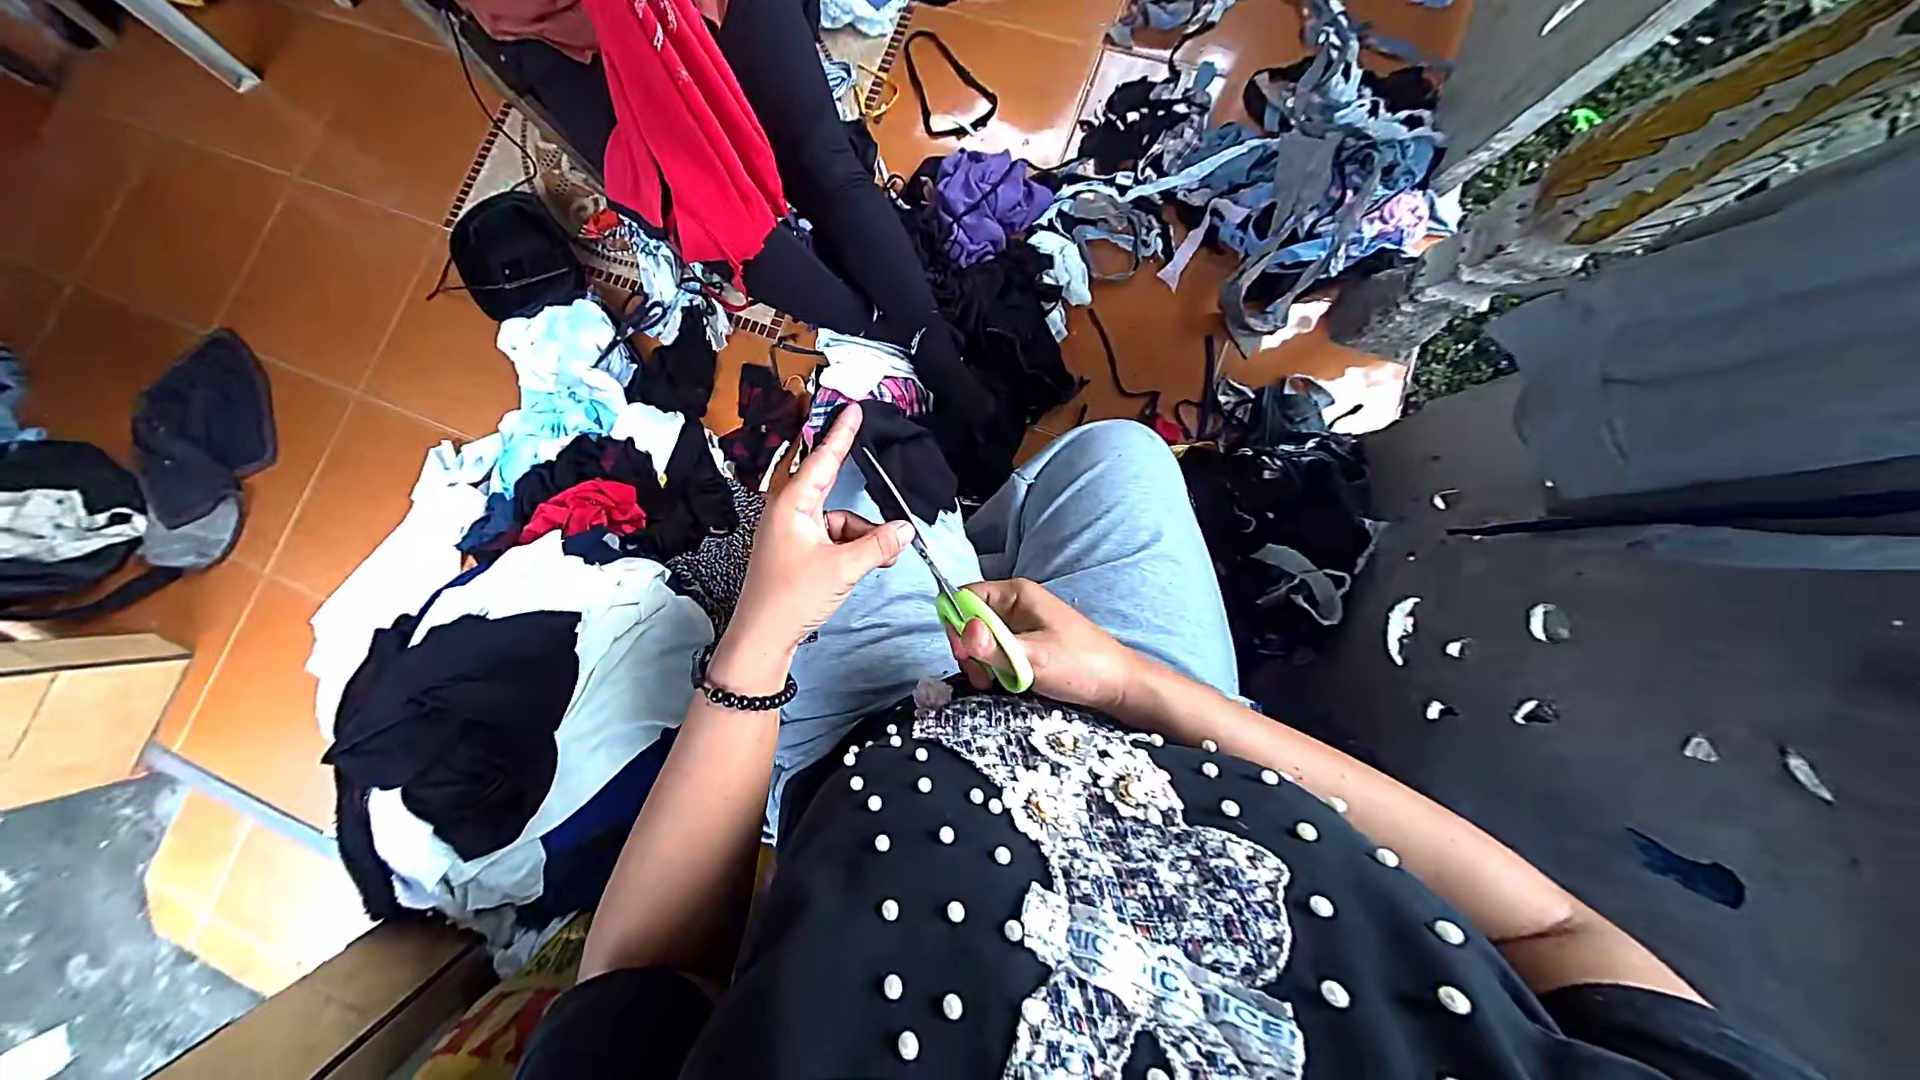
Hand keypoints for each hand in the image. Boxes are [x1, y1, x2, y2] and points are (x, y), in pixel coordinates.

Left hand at [714, 404, 912, 693]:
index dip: (841, 433)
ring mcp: (795, 533)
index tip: (852, 409)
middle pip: (837, 496)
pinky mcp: (800, 552)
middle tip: (879, 524)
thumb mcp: (842, 568)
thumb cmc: (789, 598)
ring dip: (862, 538)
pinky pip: (835, 539)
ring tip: (874, 562)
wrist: (763, 637)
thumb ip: (878, 545)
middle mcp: (791, 512)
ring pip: (841, 522)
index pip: (823, 459)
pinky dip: (853, 550)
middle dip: (862, 515)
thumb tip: (904, 529)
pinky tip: (863, 567)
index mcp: (792, 505)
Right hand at [944, 578, 1152, 714]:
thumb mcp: (1033, 659)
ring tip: (997, 682)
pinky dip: (996, 668)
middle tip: (982, 675)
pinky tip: (1008, 682)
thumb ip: (995, 647)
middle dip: (969, 649)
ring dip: (982, 662)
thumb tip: (964, 630)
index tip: (964, 654)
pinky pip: (997, 651)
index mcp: (1017, 594)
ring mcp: (1022, 624)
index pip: (965, 596)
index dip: (957, 623)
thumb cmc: (1082, 666)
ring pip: (982, 639)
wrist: (1119, 686)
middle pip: (970, 619)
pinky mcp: (1027, 642)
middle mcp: (1016, 604)